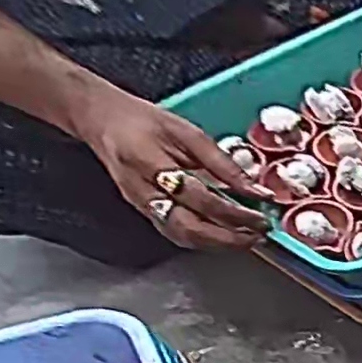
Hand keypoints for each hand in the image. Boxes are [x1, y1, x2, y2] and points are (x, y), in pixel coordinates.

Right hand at [69, 85, 271, 250]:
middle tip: (260, 236)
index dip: (235, 213)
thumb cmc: (143, 121)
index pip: (199, 198)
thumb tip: (261, 192)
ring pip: (185, 236)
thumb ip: (225, 164)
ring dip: (222, 244)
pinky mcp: (145, 212)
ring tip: (250, 240)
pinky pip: (179, 235)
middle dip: (230, 238)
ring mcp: (141, 204)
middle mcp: (141, 189)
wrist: (99, 118)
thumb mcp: (188, 133)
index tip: (262, 218)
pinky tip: (228, 238)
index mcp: (147, 161)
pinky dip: (208, 242)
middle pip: (190, 227)